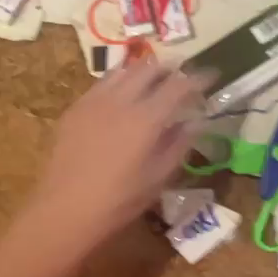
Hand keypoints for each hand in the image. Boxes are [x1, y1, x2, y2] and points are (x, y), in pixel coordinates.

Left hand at [23, 62, 205, 250]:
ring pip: (123, 71)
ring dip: (143, 70)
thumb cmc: (118, 201)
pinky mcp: (75, 109)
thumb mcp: (158, 178)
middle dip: (170, 67)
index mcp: (147, 118)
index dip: (199, 78)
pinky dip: (118, 80)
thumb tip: (195, 121)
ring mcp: (94, 101)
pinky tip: (121, 91)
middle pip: (150, 69)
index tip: (212, 75)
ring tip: (154, 77)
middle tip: (182, 73)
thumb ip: (178, 145)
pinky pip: (101, 84)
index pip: (179, 86)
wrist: (65, 208)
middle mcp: (121, 100)